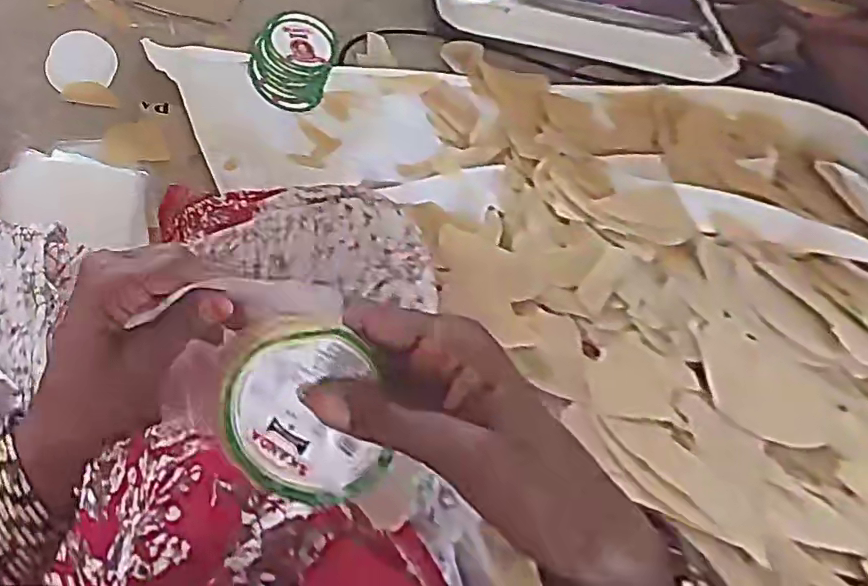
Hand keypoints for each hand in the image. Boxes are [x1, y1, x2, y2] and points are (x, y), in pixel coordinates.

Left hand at [18, 246, 237, 511]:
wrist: (59, 430)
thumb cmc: (97, 404)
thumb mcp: (147, 364)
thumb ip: (184, 324)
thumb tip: (225, 300)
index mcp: (108, 279)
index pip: (174, 264)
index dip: (214, 281)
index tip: (246, 304)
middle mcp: (104, 264)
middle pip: (170, 261)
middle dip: (207, 284)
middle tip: (241, 314)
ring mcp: (104, 273)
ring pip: (165, 268)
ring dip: (196, 290)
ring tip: (227, 320)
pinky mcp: (108, 287)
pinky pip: (152, 281)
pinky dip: (178, 297)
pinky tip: (200, 322)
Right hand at [304, 303, 670, 585]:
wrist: (597, 548)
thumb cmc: (539, 487)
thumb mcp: (458, 451)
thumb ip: (383, 419)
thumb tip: (310, 392)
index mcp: (451, 339)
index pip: (371, 319)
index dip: (323, 326)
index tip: (274, 342)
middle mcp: (439, 349)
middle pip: (366, 342)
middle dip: (324, 358)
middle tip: (269, 376)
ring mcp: (436, 381)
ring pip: (370, 372)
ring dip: (337, 386)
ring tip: (282, 396)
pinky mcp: (433, 412)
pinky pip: (384, 400)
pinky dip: (357, 410)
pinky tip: (322, 422)